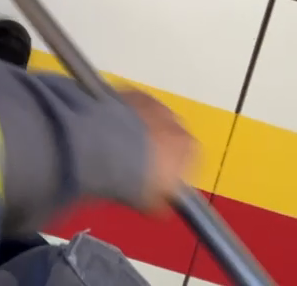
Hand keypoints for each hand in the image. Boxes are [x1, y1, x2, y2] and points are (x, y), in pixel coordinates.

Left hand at [119, 90, 194, 211]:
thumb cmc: (134, 177)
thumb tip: (159, 204)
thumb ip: (161, 202)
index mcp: (189, 148)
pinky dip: (124, 113)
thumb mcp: (153, 203)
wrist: (106, 146)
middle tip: (135, 164)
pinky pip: (132, 105)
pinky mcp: (131, 91)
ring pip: (150, 118)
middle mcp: (176, 121)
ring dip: (139, 128)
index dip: (172, 171)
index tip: (158, 182)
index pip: (188, 160)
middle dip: (156, 147)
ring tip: (119, 146)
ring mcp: (153, 103)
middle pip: (169, 135)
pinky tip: (110, 128)